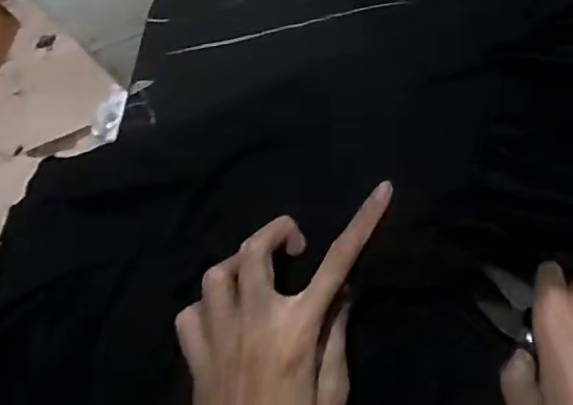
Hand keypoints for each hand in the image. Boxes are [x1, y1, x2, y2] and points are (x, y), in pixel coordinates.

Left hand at [176, 182, 391, 404]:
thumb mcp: (332, 392)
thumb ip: (336, 337)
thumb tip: (341, 293)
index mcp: (298, 329)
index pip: (339, 259)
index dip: (364, 219)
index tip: (383, 188)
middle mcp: (256, 323)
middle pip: (253, 250)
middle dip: (277, 231)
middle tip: (295, 247)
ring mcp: (219, 341)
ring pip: (215, 275)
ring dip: (239, 266)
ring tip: (257, 279)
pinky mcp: (195, 363)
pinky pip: (189, 316)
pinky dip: (206, 307)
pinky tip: (224, 317)